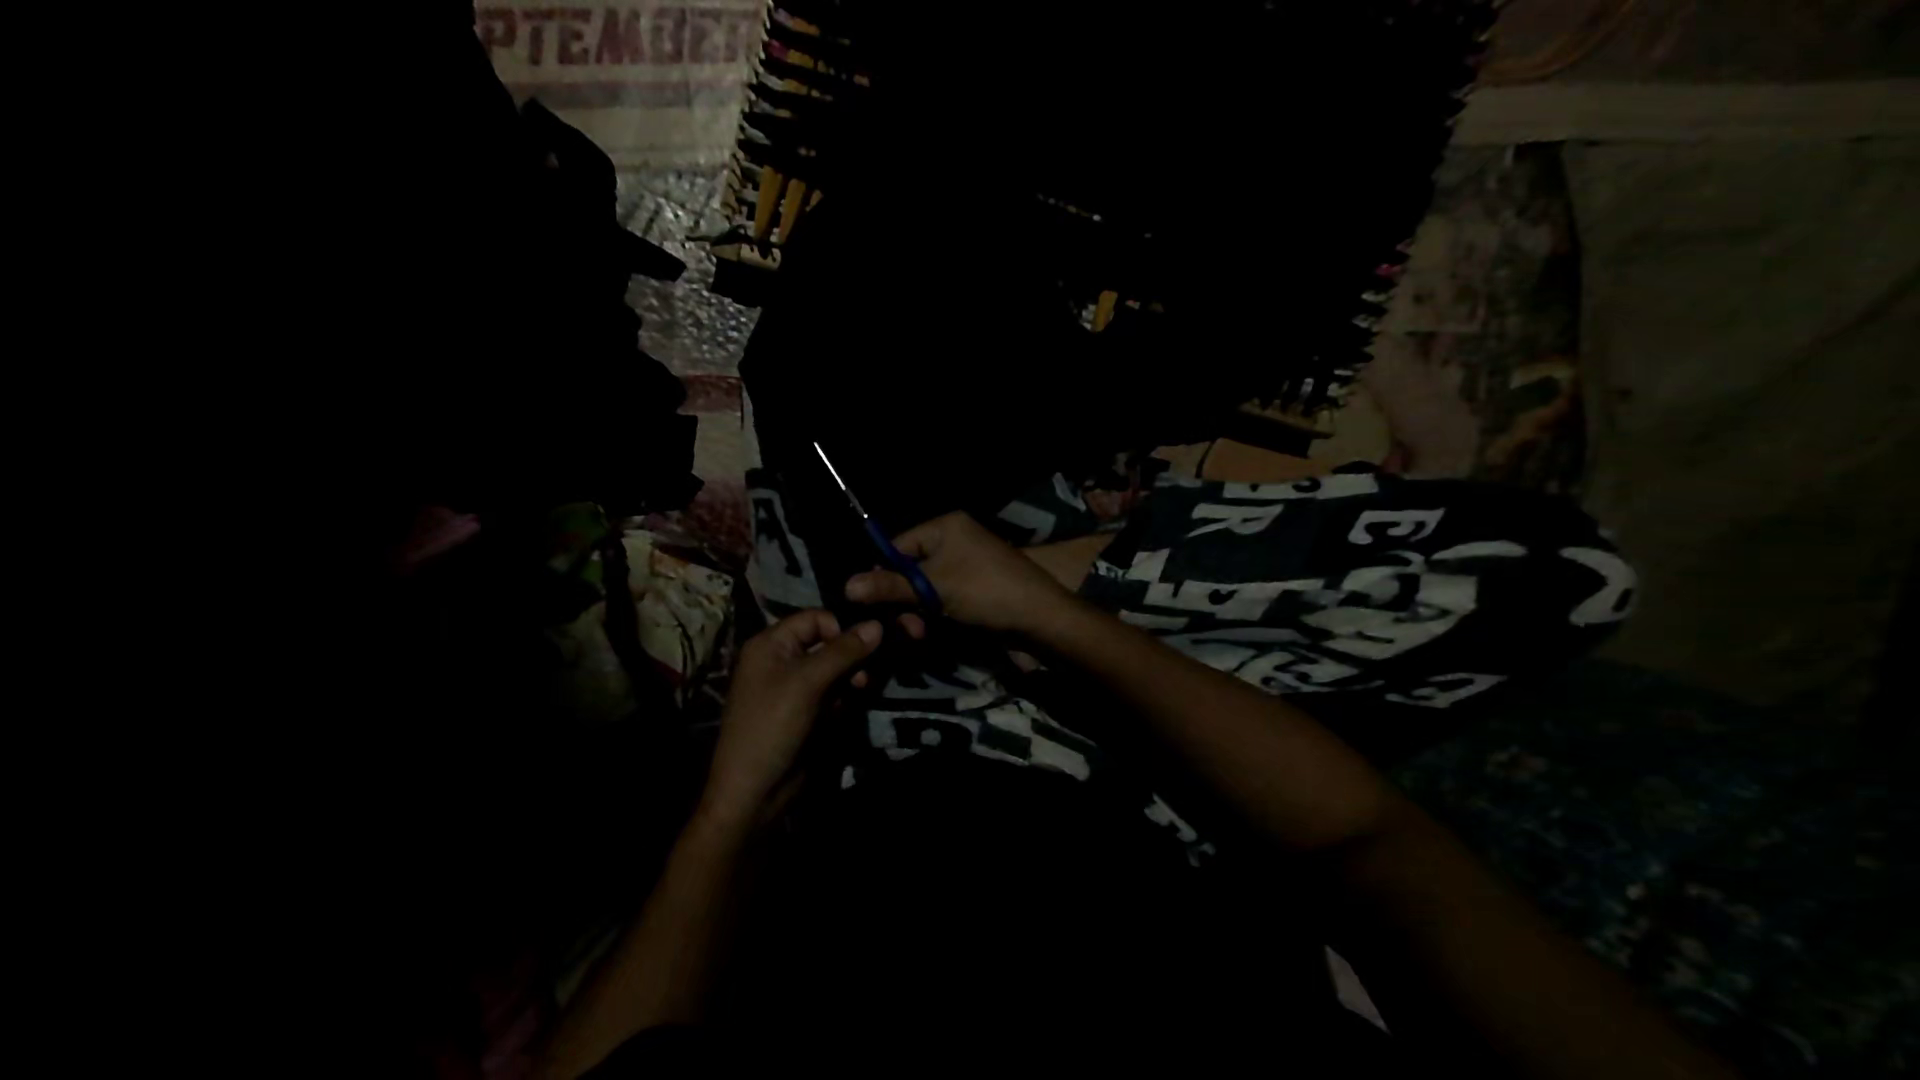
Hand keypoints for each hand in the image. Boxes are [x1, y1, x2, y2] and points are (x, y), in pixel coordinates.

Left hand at [701, 609, 881, 822]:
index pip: (816, 618)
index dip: (842, 628)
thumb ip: (843, 651)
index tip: (867, 646)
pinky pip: (833, 692)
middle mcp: (782, 659)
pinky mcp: (807, 711)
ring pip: (835, 669)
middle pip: (828, 642)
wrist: (754, 790)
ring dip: (852, 677)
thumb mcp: (807, 682)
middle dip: (852, 655)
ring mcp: (795, 687)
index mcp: (771, 644)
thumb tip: (878, 624)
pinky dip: (844, 697)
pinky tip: (846, 710)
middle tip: (868, 675)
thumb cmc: (773, 726)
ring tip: (862, 690)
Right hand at [844, 511, 1077, 636]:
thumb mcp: (934, 588)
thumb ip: (890, 587)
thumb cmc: (985, 592)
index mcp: (946, 527)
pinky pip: (943, 601)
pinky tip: (930, 634)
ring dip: (916, 613)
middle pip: (910, 569)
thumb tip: (846, 585)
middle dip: (901, 599)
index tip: (868, 604)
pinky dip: (934, 616)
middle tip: (898, 626)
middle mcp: (955, 542)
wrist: (1041, 620)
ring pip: (925, 590)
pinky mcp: (975, 593)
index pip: (897, 546)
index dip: (881, 574)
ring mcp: (966, 569)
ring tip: (916, 634)